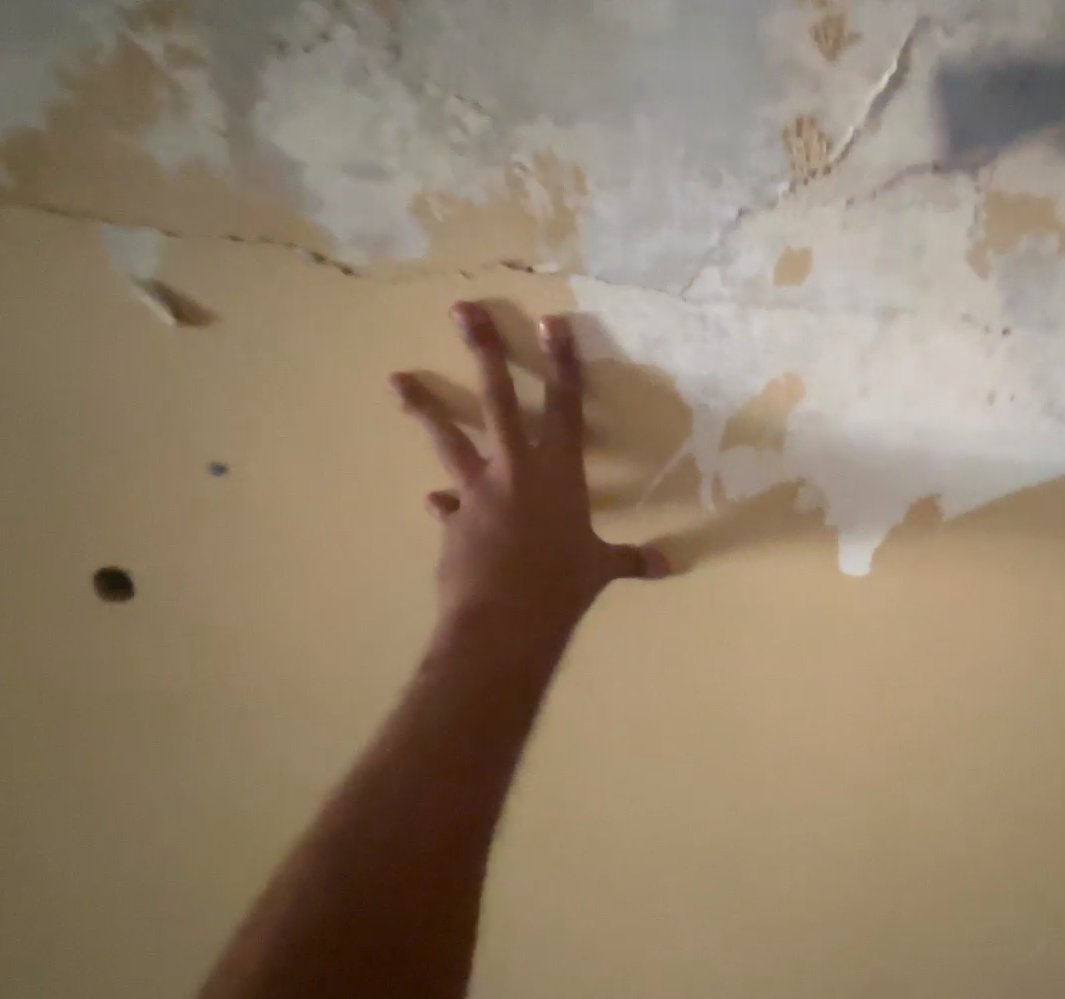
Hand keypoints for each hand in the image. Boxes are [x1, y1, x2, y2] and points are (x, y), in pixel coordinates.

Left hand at [391, 303, 669, 647]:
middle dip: (484, 354)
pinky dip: (445, 502)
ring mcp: (478, 492)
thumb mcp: (600, 569)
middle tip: (462, 311)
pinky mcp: (455, 521)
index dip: (562, 364)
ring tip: (396, 380)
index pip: (566, 408)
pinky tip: (436, 501)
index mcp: (560, 473)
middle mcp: (516, 470)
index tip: (551, 324)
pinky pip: (448, 504)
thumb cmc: (563, 586)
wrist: (503, 621)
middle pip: (498, 401)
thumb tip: (668, 566)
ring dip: (426, 408)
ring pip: (449, 439)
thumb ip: (631, 560)